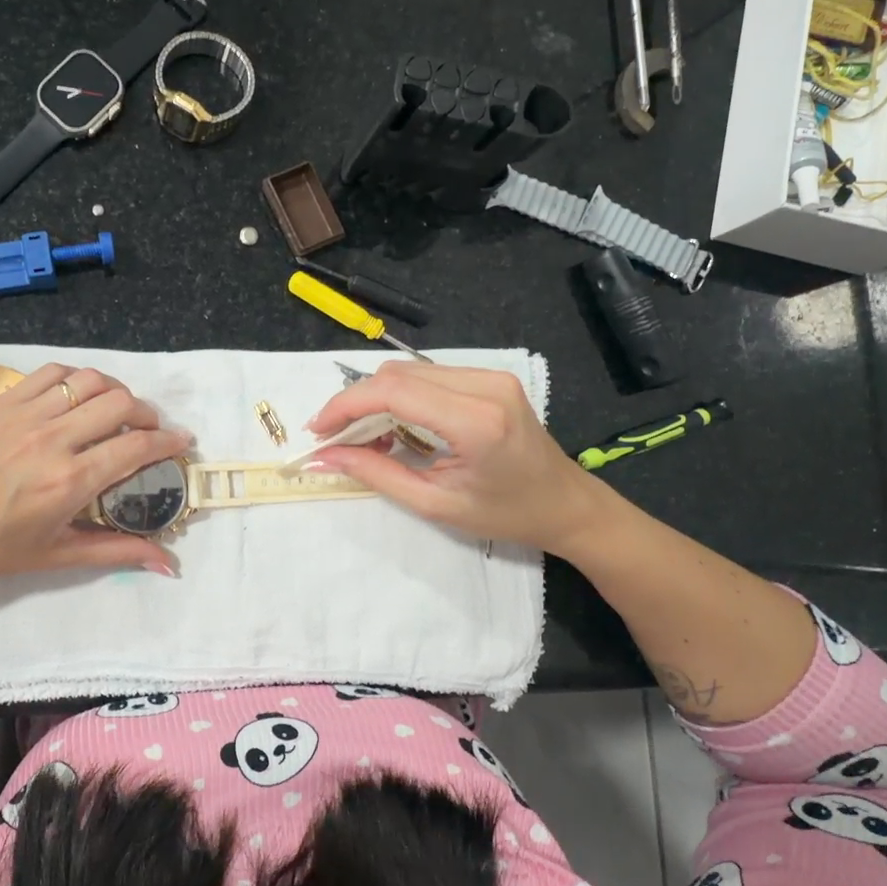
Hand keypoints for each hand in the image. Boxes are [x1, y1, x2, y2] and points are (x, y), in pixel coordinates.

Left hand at [0, 364, 190, 585]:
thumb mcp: (58, 555)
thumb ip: (117, 551)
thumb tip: (169, 564)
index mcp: (68, 482)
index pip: (135, 448)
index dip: (168, 442)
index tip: (182, 442)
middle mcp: (51, 440)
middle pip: (120, 404)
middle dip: (148, 413)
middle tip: (151, 429)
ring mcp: (25, 415)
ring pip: (89, 380)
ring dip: (115, 391)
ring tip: (119, 409)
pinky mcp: (3, 402)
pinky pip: (52, 373)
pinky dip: (76, 378)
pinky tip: (79, 396)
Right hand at [305, 363, 608, 552]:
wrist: (567, 504)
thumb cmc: (506, 515)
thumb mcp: (435, 504)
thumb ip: (376, 475)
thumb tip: (325, 458)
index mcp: (476, 421)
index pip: (393, 391)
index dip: (345, 405)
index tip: (318, 432)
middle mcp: (484, 386)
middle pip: (395, 374)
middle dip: (355, 403)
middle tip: (336, 439)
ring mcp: (490, 376)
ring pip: (408, 371)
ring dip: (375, 399)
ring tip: (365, 438)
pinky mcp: (490, 377)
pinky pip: (428, 376)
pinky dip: (399, 397)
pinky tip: (395, 427)